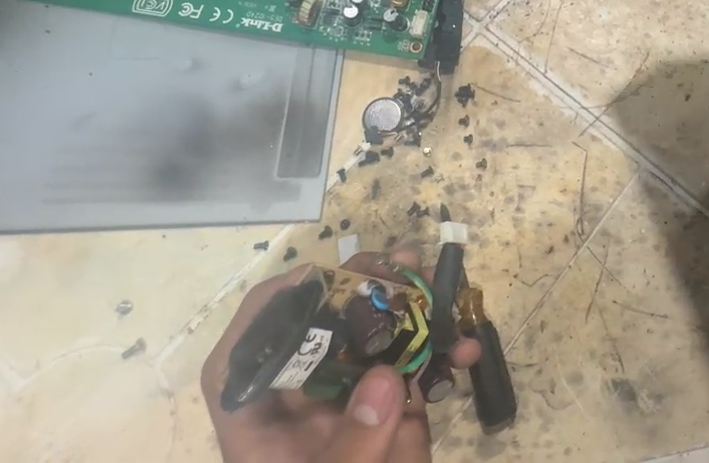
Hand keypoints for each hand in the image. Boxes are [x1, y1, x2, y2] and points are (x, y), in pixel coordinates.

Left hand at [202, 247, 483, 462]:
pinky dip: (446, 351)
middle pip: (315, 335)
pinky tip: (469, 349)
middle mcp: (306, 410)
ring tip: (431, 277)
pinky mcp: (400, 413)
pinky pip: (420, 367)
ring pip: (373, 338)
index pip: (239, 369)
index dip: (262, 318)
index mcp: (266, 434)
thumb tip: (384, 379)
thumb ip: (351, 450)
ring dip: (407, 304)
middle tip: (388, 263)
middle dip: (354, 290)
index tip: (304, 281)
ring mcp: (356, 406)